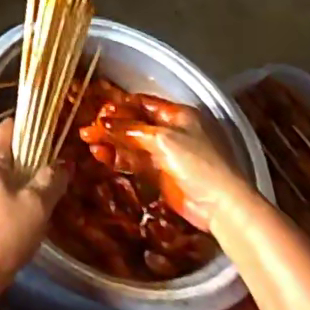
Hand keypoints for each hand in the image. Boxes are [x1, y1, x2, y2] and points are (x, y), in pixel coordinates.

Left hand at [0, 119, 67, 291]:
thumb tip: (65, 162)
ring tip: (58, 175)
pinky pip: (4, 176)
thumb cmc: (6, 230)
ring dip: (31, 167)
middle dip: (38, 149)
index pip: (12, 125)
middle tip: (65, 158)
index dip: (37, 127)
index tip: (61, 132)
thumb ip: (52, 178)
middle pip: (11, 143)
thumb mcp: (37, 203)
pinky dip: (22, 180)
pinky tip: (42, 192)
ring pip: (9, 162)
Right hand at [99, 96, 252, 231]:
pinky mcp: (157, 173)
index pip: (141, 103)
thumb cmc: (198, 163)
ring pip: (128, 142)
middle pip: (131, 122)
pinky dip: (115, 157)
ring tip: (88, 141)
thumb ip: (130, 128)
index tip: (97, 109)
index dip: (118, 105)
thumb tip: (102, 121)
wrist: (221, 206)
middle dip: (108, 124)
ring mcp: (163, 152)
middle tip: (87, 128)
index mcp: (177, 115)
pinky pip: (131, 160)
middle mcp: (169, 130)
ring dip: (108, 141)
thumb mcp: (162, 139)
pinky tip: (100, 155)